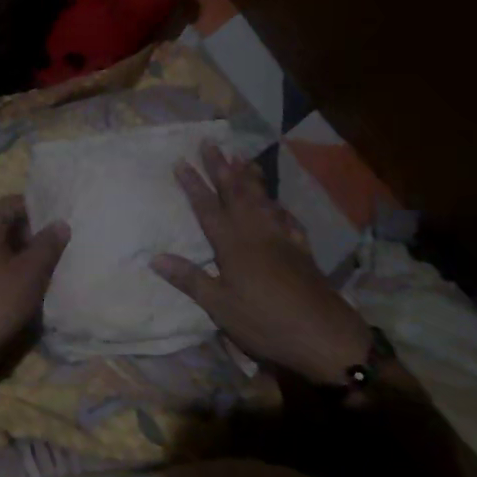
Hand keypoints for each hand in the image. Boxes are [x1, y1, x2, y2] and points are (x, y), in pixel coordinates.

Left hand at [0, 194, 69, 376]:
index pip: (10, 203)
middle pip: (8, 225)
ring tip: (58, 259)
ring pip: (7, 248)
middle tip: (64, 238)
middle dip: (36, 230)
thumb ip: (48, 244)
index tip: (61, 213)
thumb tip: (60, 223)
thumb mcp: (31, 271)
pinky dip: (21, 270)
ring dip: (30, 252)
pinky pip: (2, 268)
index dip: (36, 204)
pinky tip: (40, 281)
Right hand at [152, 141, 372, 383]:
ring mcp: (282, 238)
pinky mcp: (301, 249)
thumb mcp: (220, 306)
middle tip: (211, 143)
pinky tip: (277, 203)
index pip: (207, 209)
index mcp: (233, 246)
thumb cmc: (264, 322)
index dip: (193, 185)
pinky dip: (278, 205)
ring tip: (241, 158)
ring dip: (249, 178)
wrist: (322, 333)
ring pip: (262, 199)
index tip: (181, 161)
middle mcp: (257, 233)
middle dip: (221, 168)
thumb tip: (155, 258)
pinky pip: (286, 218)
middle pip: (236, 194)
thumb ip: (190, 279)